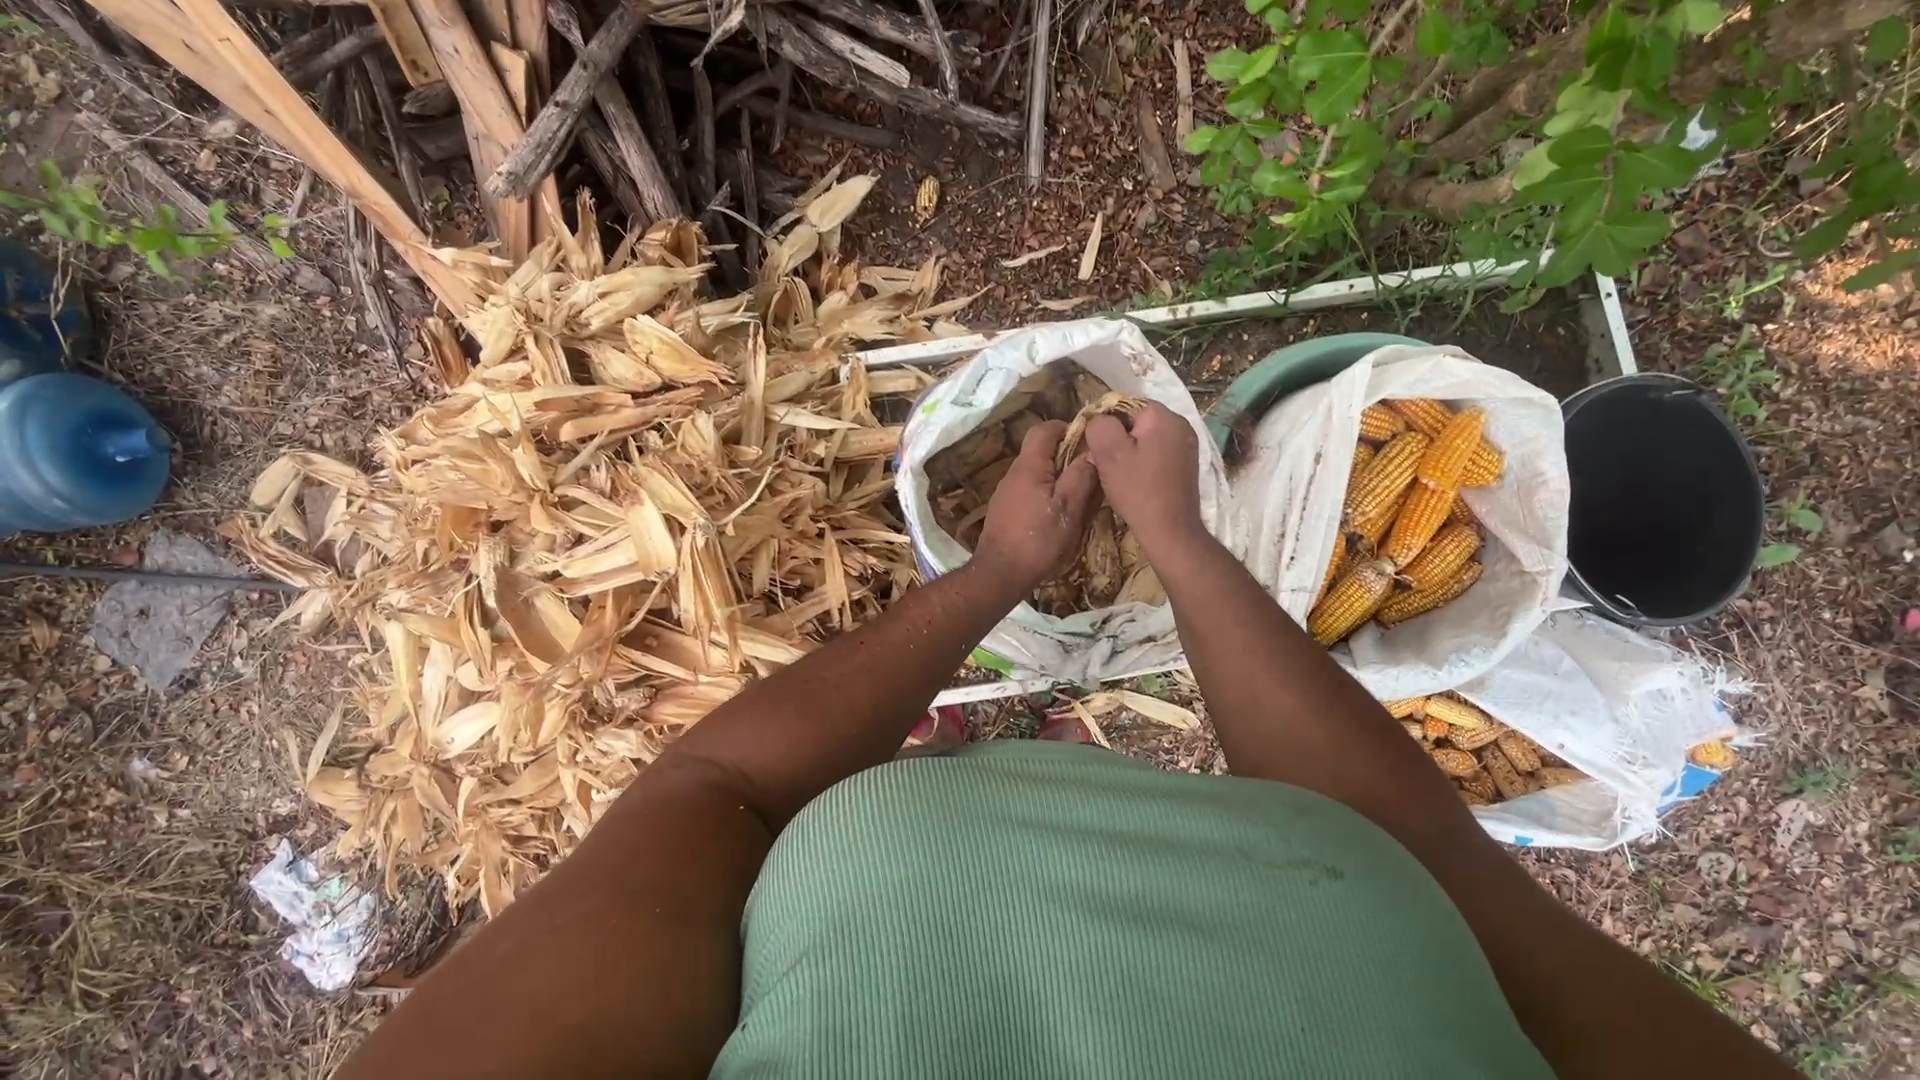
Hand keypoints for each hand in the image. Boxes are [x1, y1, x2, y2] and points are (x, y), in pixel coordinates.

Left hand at [971, 420, 1098, 591]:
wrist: (1000, 573)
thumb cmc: (1038, 540)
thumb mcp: (1068, 509)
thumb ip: (1081, 477)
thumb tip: (1092, 452)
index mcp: (1029, 466)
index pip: (1044, 429)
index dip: (1067, 429)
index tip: (1088, 442)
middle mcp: (1013, 473)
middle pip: (1040, 451)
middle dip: (1065, 456)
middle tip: (1089, 473)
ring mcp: (1005, 492)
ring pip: (1035, 473)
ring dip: (1056, 478)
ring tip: (1077, 496)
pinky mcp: (1004, 511)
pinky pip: (1027, 491)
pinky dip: (1044, 494)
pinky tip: (1055, 514)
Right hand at [1083, 403, 1206, 559]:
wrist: (1170, 529)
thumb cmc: (1138, 490)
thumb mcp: (1109, 454)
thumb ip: (1099, 426)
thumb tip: (1098, 420)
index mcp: (1163, 416)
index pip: (1124, 403)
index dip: (1105, 422)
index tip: (1094, 445)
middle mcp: (1180, 424)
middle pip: (1137, 420)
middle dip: (1117, 437)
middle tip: (1103, 461)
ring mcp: (1186, 444)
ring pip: (1146, 437)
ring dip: (1128, 450)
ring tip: (1117, 473)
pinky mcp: (1186, 463)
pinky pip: (1157, 452)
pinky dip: (1142, 461)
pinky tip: (1134, 480)